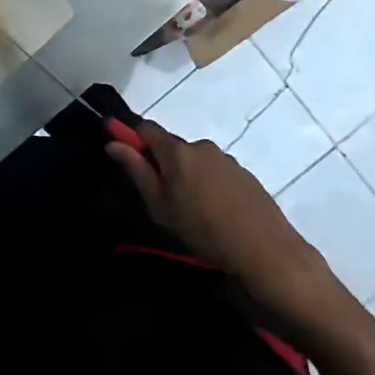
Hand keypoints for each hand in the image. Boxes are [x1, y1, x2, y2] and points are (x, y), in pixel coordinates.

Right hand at [106, 120, 347, 322]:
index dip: (134, 140)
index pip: (148, 129)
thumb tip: (113, 142)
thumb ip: (137, 171)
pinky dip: (209, 185)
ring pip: (195, 161)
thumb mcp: (160, 205)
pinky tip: (215, 212)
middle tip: (164, 201)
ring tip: (193, 212)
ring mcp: (226, 158)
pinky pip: (215, 171)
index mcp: (177, 151)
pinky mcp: (243, 172)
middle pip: (173, 147)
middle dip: (164, 166)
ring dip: (188, 177)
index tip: (130, 162)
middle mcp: (202, 146)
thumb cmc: (201, 228)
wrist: (261, 245)